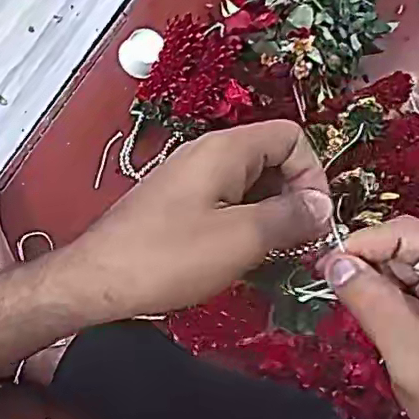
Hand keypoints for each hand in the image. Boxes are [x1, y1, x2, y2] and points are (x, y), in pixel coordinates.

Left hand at [58, 120, 332, 322]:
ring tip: (275, 255)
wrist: (96, 280)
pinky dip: (244, 224)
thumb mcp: (241, 238)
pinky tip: (243, 257)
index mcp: (225, 149)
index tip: (315, 219)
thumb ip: (290, 217)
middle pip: (272, 160)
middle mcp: (208, 154)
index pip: (291, 138)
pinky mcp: (178, 204)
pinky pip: (226, 203)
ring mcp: (190, 179)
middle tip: (300, 243)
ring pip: (250, 185)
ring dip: (271, 216)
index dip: (313, 175)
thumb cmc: (168, 257)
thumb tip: (322, 206)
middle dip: (294, 198)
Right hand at [318, 217, 418, 418]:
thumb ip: (373, 304)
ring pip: (413, 272)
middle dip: (375, 273)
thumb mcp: (415, 361)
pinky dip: (398, 308)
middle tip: (345, 304)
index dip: (366, 245)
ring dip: (385, 294)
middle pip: (414, 251)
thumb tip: (334, 260)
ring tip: (376, 328)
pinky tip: (394, 334)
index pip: (415, 235)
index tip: (327, 268)